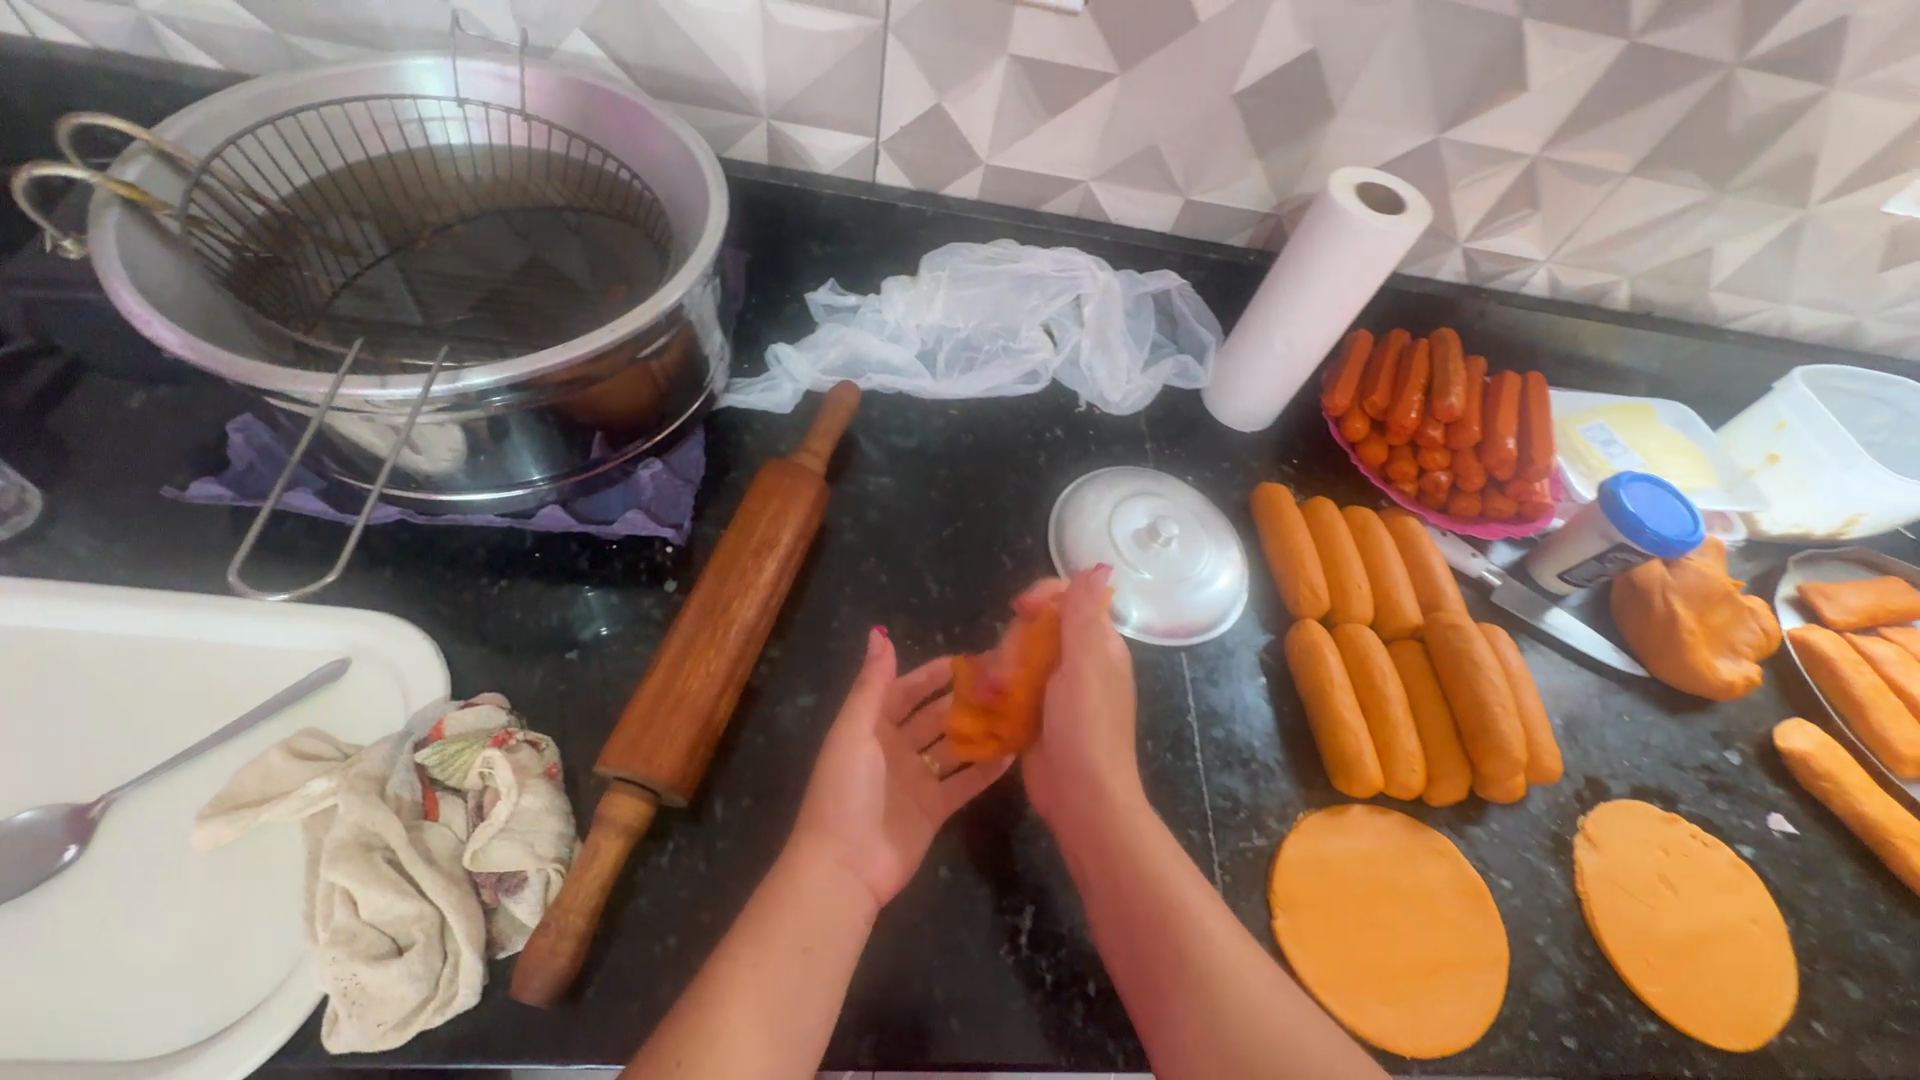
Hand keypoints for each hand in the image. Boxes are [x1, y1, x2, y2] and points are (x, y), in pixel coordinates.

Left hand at [790, 627, 1013, 910]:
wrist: (844, 866)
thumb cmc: (844, 790)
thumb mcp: (854, 731)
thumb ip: (872, 684)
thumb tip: (879, 633)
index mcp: (871, 727)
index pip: (906, 691)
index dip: (933, 675)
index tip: (967, 660)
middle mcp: (896, 749)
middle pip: (934, 717)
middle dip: (963, 700)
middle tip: (1002, 684)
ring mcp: (917, 780)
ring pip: (954, 747)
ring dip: (979, 730)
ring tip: (1015, 712)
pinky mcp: (935, 810)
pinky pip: (965, 783)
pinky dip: (987, 769)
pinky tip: (1013, 752)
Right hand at [1021, 566, 1144, 828]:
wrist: (1082, 797)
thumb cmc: (1087, 728)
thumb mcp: (1085, 665)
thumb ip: (1084, 614)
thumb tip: (1098, 566)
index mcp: (1099, 644)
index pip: (1070, 598)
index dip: (1042, 596)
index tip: (1019, 610)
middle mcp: (1079, 661)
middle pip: (1035, 627)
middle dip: (1015, 643)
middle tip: (1009, 672)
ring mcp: (1056, 689)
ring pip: (1017, 658)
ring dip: (1002, 672)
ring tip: (996, 695)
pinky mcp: (1035, 713)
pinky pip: (1009, 688)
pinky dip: (997, 694)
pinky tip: (988, 705)